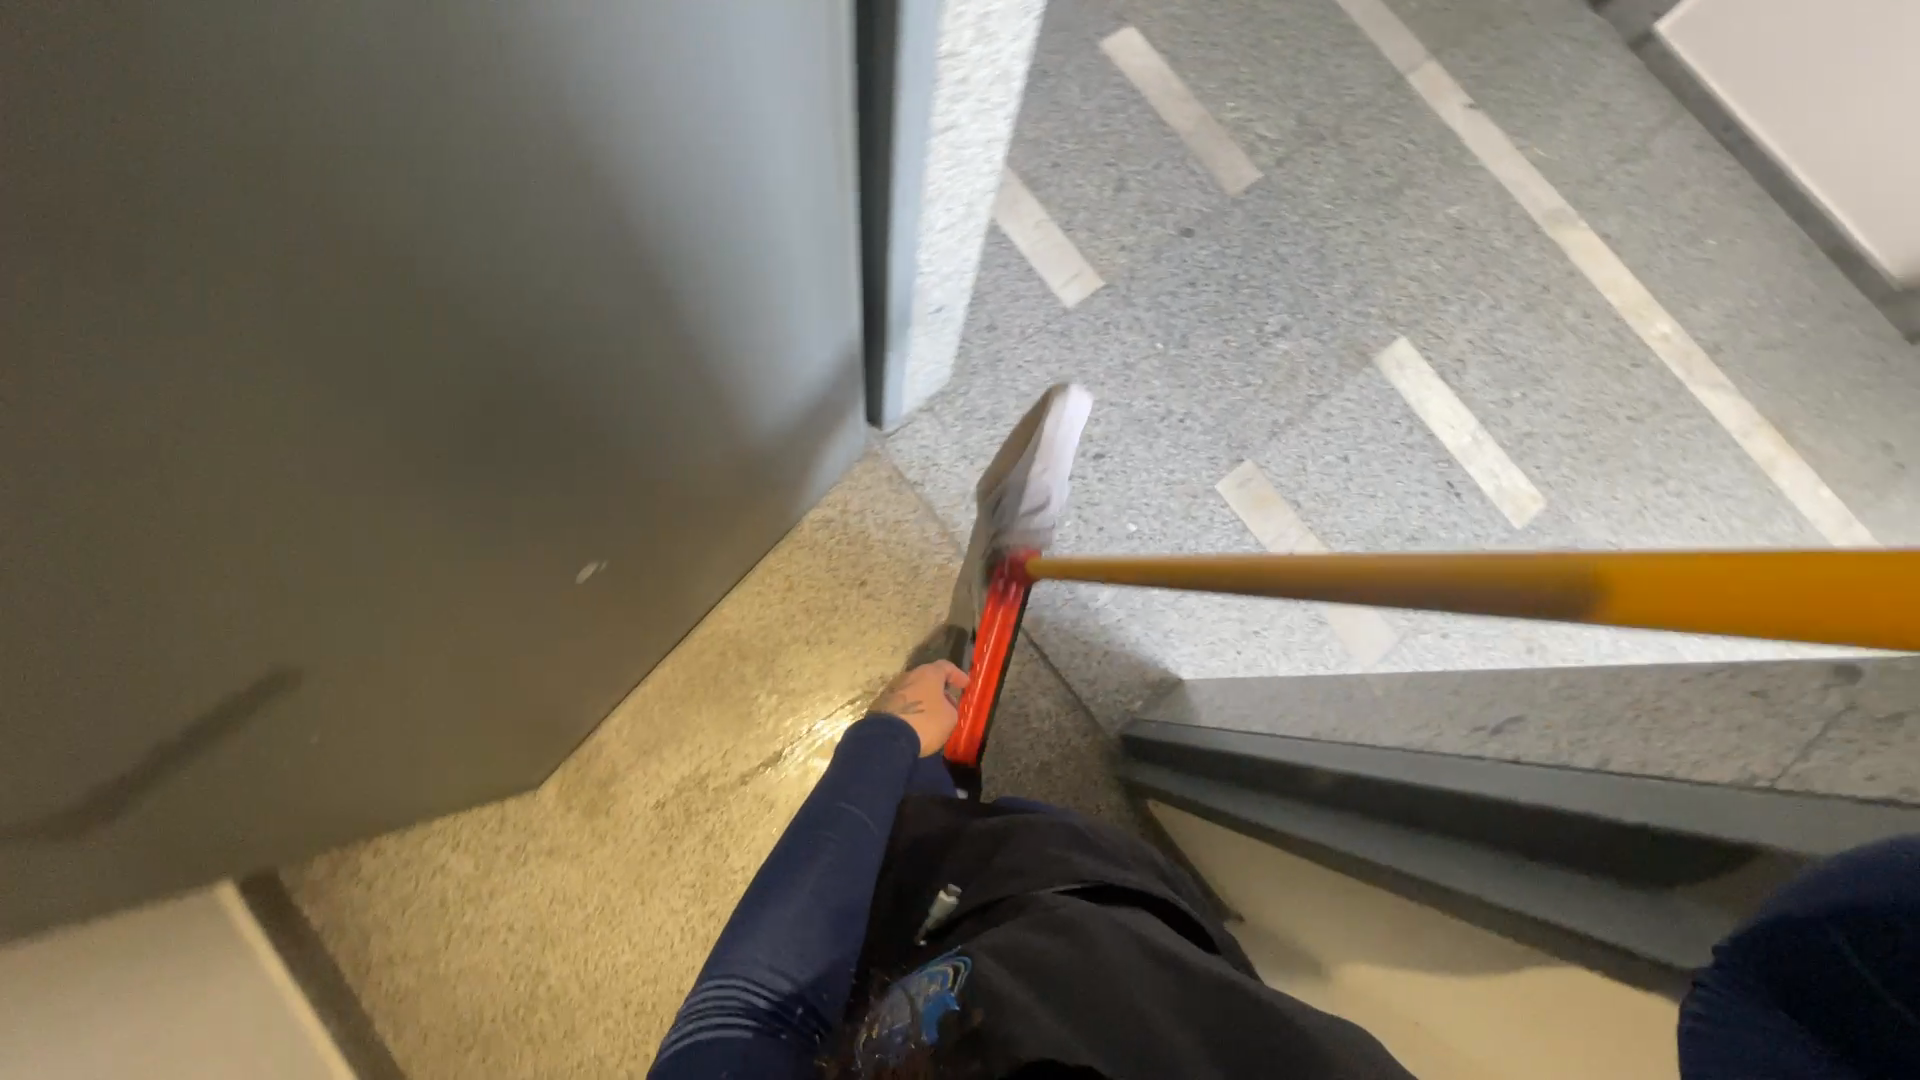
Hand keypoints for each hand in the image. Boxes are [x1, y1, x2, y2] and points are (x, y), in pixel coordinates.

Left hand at [870, 661, 969, 756]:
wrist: (889, 738)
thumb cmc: (926, 722)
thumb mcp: (950, 717)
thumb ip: (950, 707)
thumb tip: (944, 706)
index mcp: (928, 674)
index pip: (946, 667)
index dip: (957, 675)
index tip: (965, 685)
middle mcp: (909, 676)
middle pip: (927, 678)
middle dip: (940, 689)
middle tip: (950, 703)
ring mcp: (893, 690)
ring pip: (914, 691)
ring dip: (925, 700)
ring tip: (934, 715)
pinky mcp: (882, 705)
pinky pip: (903, 704)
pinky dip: (912, 709)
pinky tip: (917, 723)